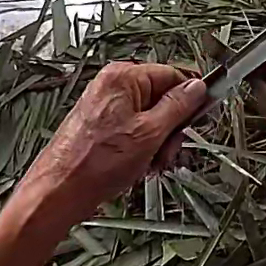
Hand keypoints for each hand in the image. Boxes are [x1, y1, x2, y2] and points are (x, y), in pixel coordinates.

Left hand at [15, 61, 207, 231]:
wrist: (60, 191)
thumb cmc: (93, 163)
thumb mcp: (150, 133)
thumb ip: (178, 106)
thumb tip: (197, 87)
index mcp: (123, 78)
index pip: (173, 74)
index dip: (192, 97)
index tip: (204, 113)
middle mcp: (112, 86)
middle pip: (162, 98)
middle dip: (171, 128)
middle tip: (167, 149)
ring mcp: (106, 106)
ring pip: (151, 118)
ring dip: (158, 143)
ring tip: (150, 162)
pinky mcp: (102, 126)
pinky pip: (135, 130)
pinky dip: (143, 148)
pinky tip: (138, 165)